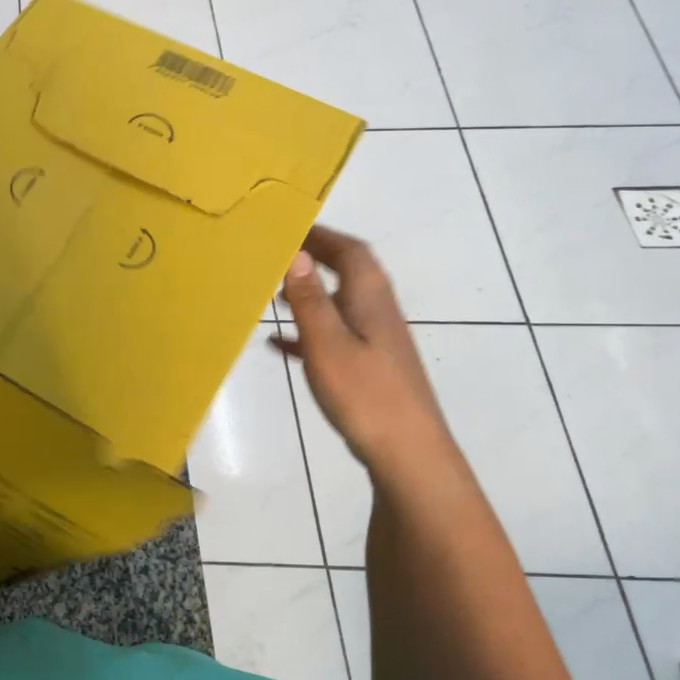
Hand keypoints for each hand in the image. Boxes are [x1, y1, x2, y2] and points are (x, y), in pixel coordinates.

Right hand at [274, 226, 454, 475]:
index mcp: (370, 303)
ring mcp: (376, 344)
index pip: (352, 253)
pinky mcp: (369, 369)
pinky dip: (307, 331)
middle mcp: (378, 315)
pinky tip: (279, 344)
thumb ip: (310, 301)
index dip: (324, 235)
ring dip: (310, 293)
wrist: (408, 454)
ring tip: (271, 294)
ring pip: (341, 305)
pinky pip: (334, 337)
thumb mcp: (328, 345)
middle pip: (351, 274)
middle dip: (317, 258)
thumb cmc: (366, 396)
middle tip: (276, 254)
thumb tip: (298, 254)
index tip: (289, 225)